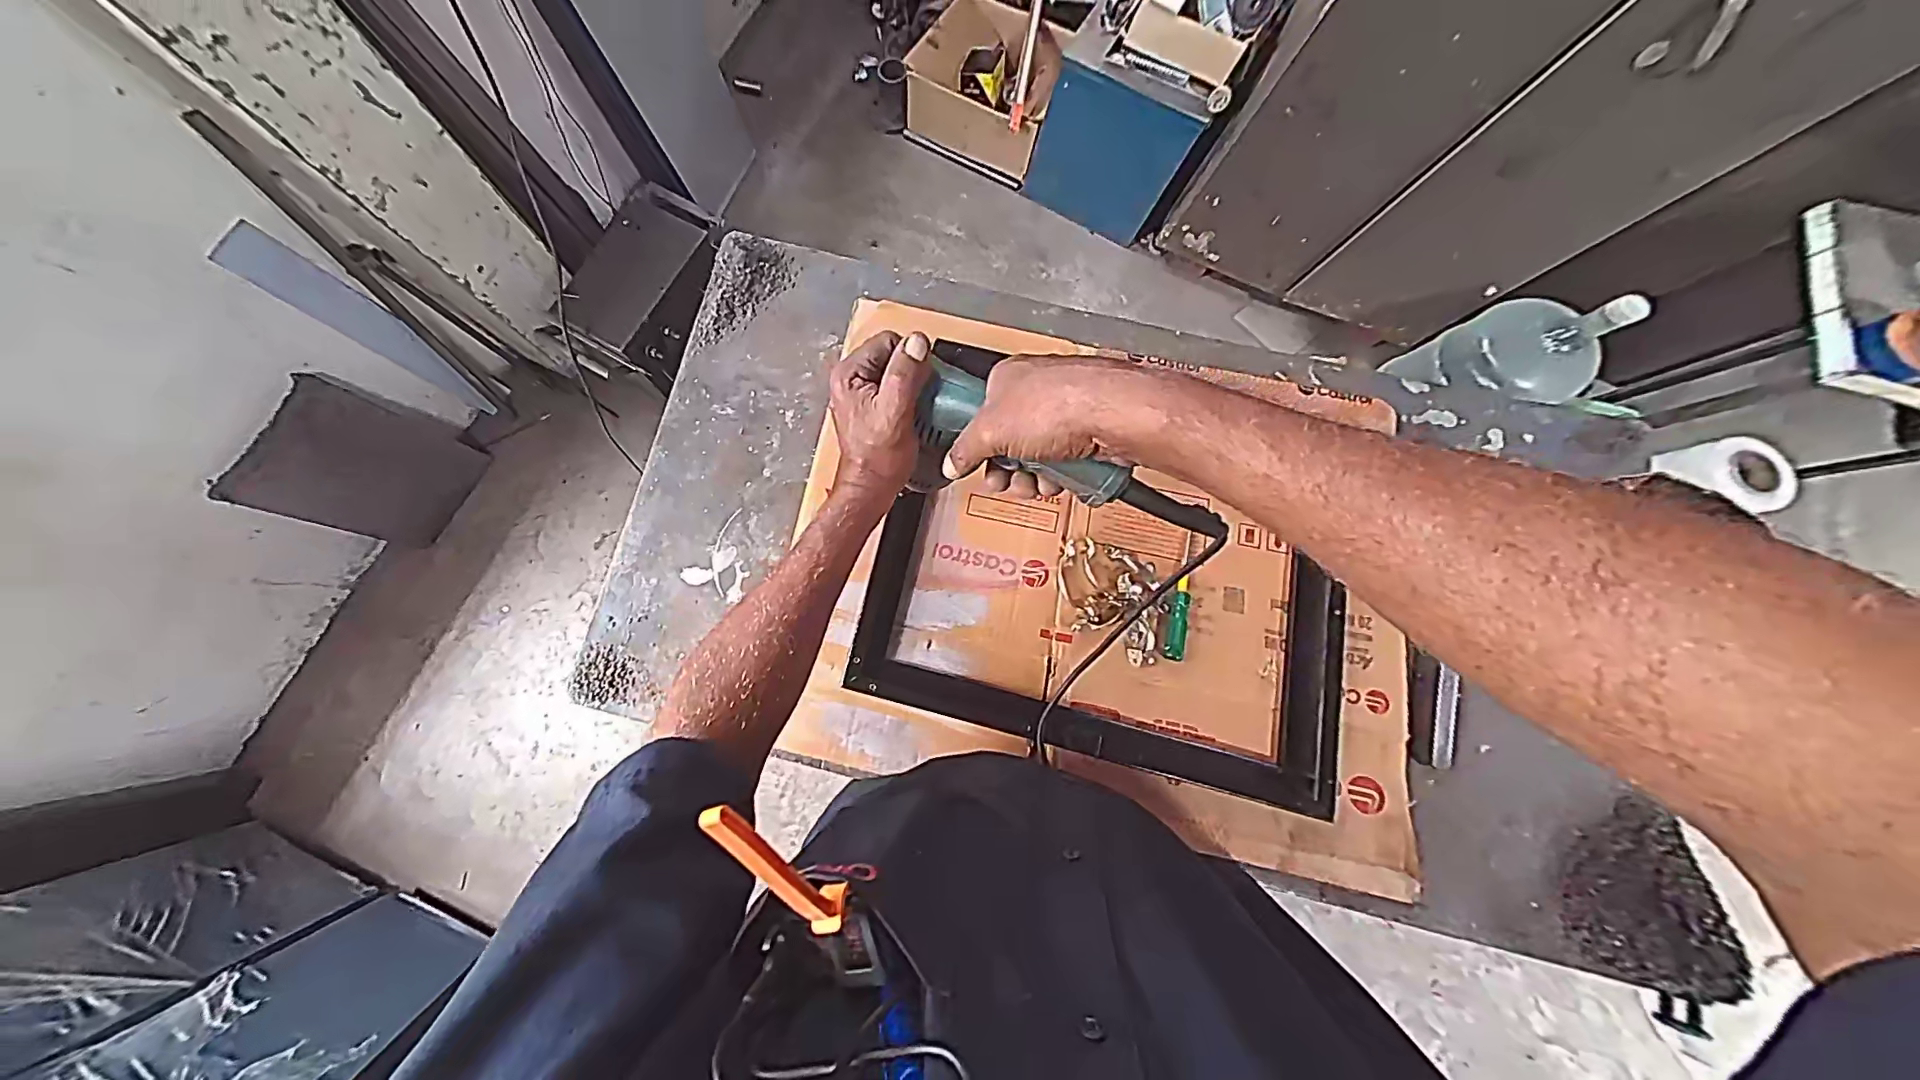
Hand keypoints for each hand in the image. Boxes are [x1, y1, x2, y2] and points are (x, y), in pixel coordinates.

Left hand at [829, 330, 932, 501]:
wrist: (873, 486)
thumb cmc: (878, 458)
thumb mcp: (895, 410)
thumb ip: (904, 373)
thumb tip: (917, 343)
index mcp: (849, 374)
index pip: (888, 341)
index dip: (910, 358)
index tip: (920, 380)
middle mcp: (851, 379)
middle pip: (893, 354)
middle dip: (912, 371)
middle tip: (918, 396)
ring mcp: (861, 393)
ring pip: (897, 371)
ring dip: (913, 385)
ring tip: (915, 406)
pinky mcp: (873, 406)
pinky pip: (898, 388)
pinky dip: (910, 396)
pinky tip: (912, 412)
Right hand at [942, 355, 1159, 497]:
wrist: (1113, 415)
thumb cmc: (1059, 405)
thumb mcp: (990, 432)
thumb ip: (965, 450)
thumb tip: (951, 463)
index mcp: (1007, 379)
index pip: (980, 415)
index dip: (977, 445)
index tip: (975, 465)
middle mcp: (1036, 391)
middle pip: (1009, 441)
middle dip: (1008, 470)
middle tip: (1006, 483)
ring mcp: (1064, 411)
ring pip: (1038, 455)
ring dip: (1033, 478)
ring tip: (1037, 486)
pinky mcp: (1088, 432)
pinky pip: (1064, 460)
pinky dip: (1060, 476)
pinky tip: (1060, 482)